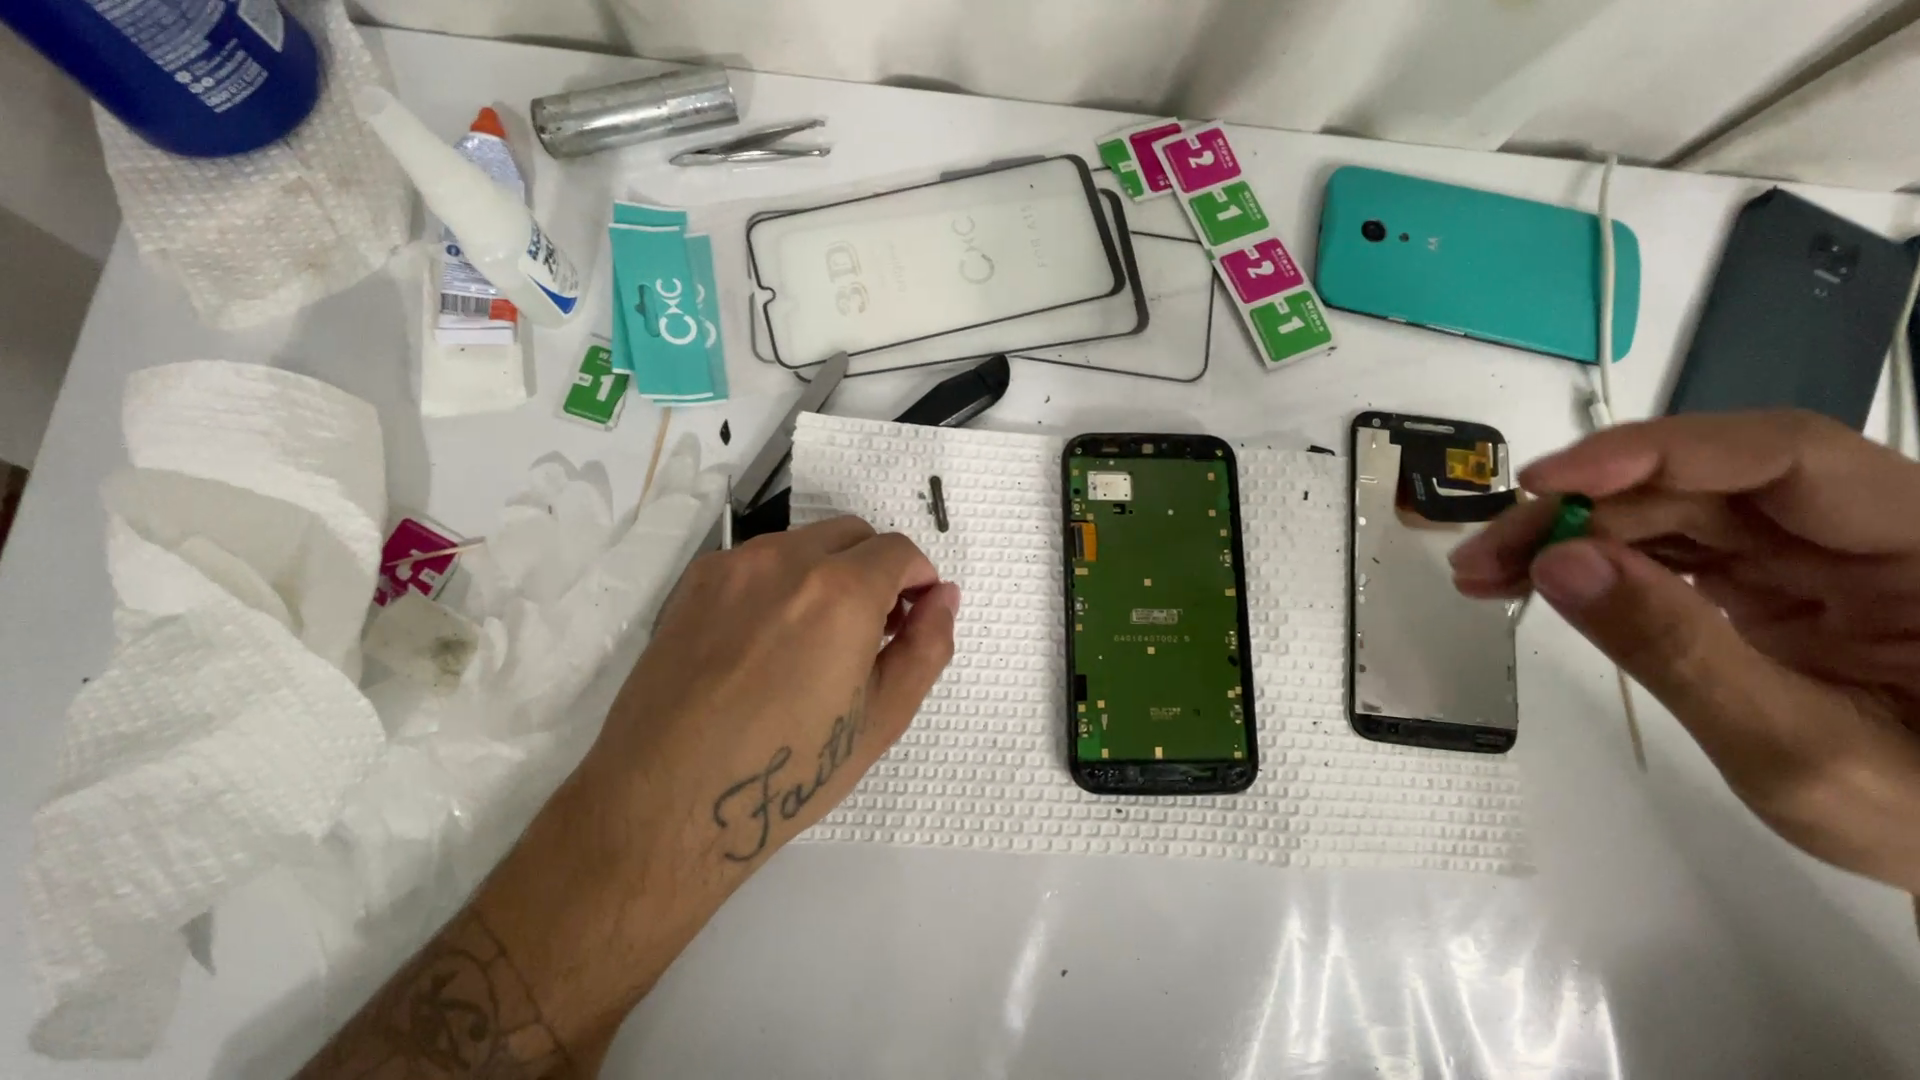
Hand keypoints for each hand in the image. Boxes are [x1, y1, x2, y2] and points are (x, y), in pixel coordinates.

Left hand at [328, 516, 958, 1074]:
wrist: (667, 802)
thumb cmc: (789, 771)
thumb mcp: (882, 719)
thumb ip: (926, 647)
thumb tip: (944, 597)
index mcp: (841, 590)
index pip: (899, 550)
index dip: (917, 581)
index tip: (912, 619)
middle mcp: (784, 559)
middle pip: (851, 535)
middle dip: (875, 570)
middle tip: (871, 632)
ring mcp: (731, 567)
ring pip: (801, 545)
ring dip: (827, 574)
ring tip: (815, 643)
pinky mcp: (692, 584)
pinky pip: (756, 563)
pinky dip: (779, 584)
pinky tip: (766, 645)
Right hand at [1449, 411, 1919, 893]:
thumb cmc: (1918, 819)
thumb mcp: (1799, 753)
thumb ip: (1680, 652)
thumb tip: (1557, 562)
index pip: (1786, 459)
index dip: (1656, 454)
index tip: (1544, 484)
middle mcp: (1874, 530)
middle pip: (1705, 484)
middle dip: (1581, 510)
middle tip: (1482, 557)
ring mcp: (1820, 555)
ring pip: (1673, 510)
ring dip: (1570, 533)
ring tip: (1483, 573)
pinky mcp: (1775, 580)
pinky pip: (1669, 549)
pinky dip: (1592, 561)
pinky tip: (1530, 578)